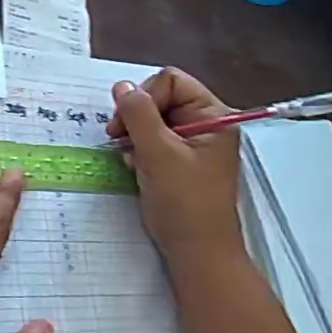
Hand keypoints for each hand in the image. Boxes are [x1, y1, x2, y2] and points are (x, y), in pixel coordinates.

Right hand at [106, 68, 243, 261]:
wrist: (195, 250)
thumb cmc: (184, 201)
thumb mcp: (158, 153)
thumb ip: (138, 114)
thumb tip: (121, 86)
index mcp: (212, 117)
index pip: (170, 82)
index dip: (144, 96)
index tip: (125, 124)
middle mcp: (204, 124)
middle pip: (159, 97)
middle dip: (135, 115)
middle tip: (118, 137)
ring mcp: (190, 143)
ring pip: (150, 118)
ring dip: (133, 133)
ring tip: (129, 156)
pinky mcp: (177, 159)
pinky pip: (150, 138)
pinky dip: (137, 148)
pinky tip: (134, 165)